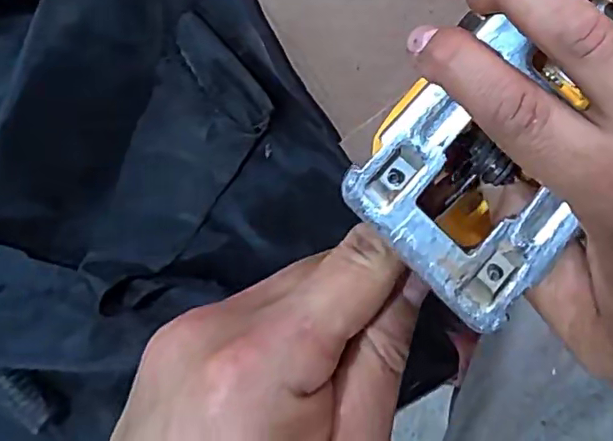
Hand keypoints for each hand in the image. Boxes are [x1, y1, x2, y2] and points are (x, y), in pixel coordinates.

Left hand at [112, 224, 425, 440]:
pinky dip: (284, 323)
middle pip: (324, 268)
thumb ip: (385, 349)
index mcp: (259, 360)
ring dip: (324, 305)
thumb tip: (419, 270)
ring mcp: (182, 331)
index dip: (405, 241)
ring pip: (291, 282)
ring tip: (329, 369)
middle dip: (364, 289)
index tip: (443, 236)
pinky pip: (254, 305)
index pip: (358, 256)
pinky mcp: (169, 341)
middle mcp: (213, 325)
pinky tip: (284, 377)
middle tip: (396, 326)